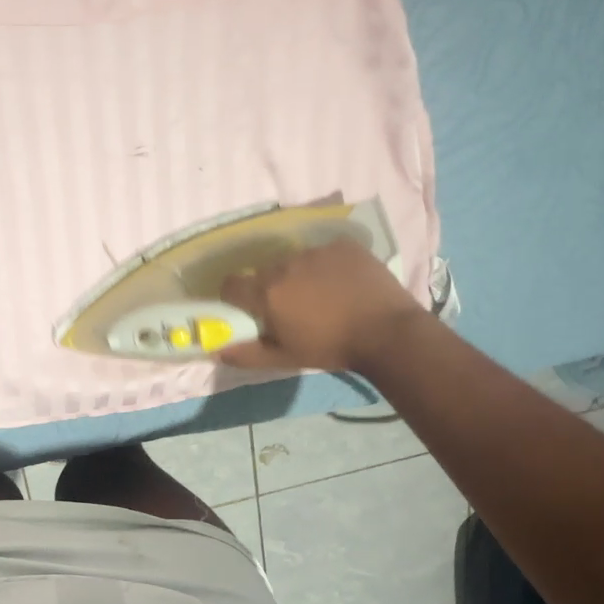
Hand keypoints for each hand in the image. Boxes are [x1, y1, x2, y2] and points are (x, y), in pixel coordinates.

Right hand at [216, 239, 428, 372]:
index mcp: (267, 292)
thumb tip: (216, 350)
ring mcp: (317, 251)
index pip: (231, 284)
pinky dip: (326, 266)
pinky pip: (323, 252)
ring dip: (299, 275)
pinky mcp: (344, 244)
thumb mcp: (284, 358)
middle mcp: (286, 265)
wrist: (387, 332)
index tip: (247, 310)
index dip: (234, 297)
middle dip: (270, 288)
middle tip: (290, 308)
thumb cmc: (330, 348)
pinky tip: (342, 283)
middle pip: (264, 272)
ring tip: (321, 295)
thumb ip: (246, 354)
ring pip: (294, 261)